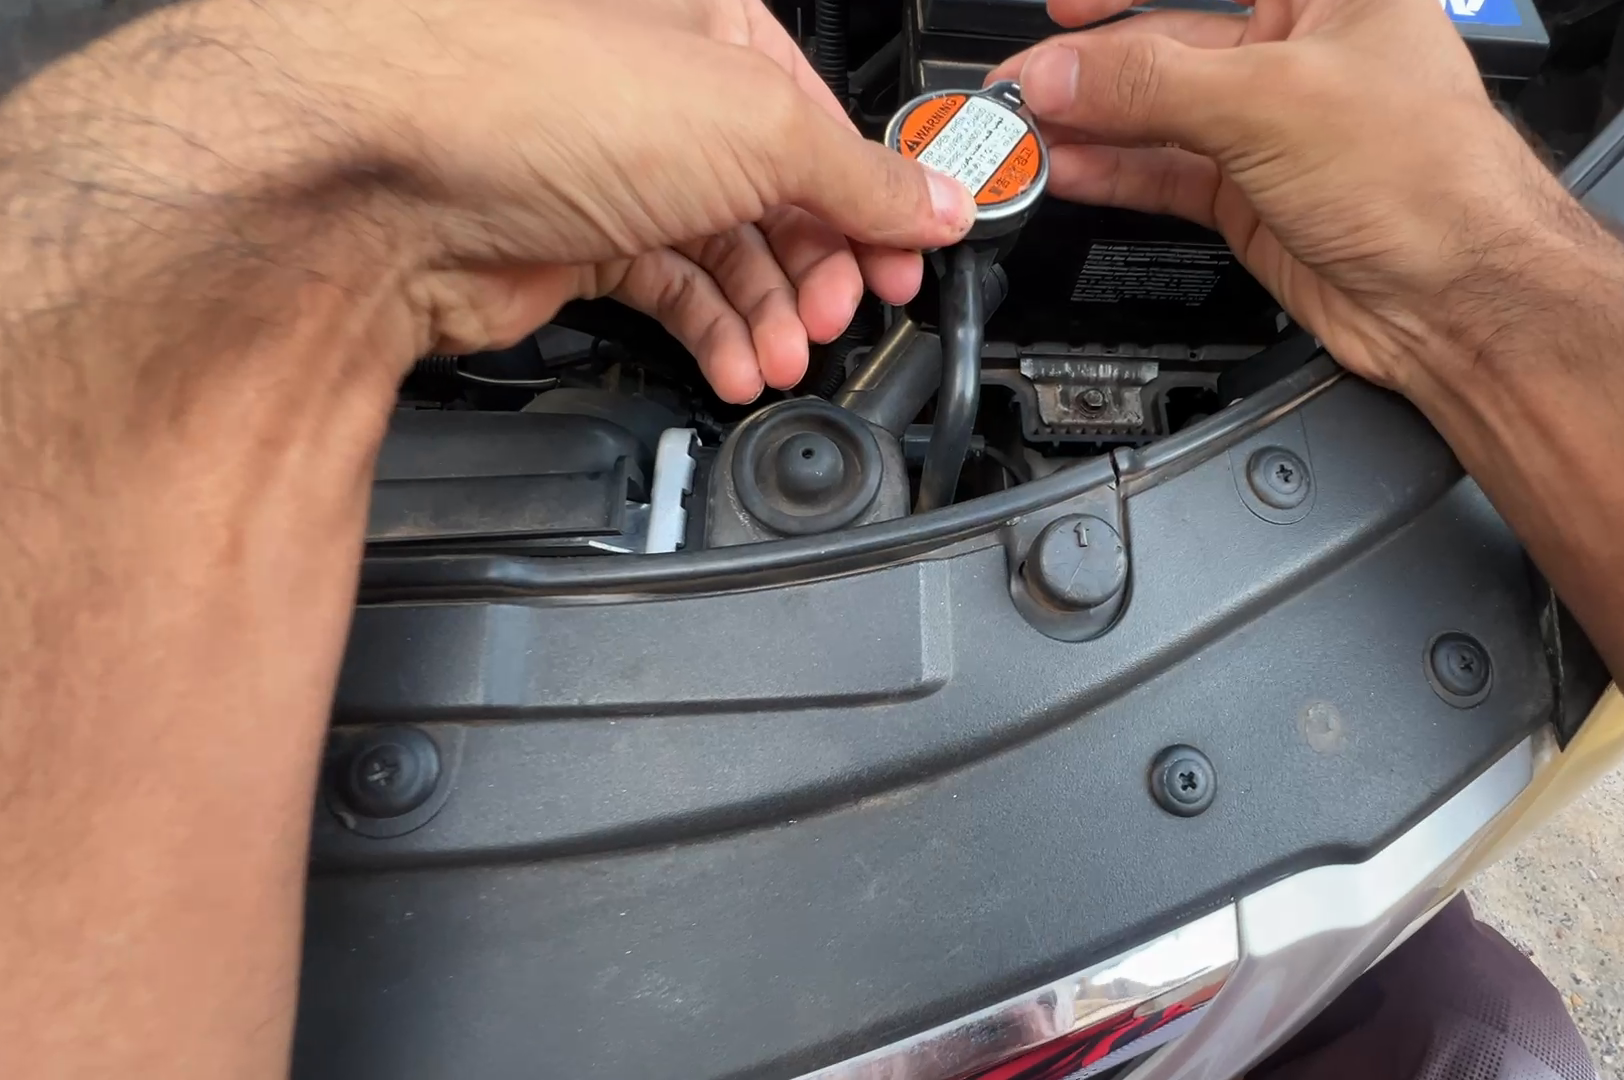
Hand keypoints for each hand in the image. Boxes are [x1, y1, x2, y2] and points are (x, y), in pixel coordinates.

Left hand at [372, 0, 978, 400]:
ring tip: (784, 360)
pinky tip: (738, 367)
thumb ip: (863, 178)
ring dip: (770, 320)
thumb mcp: (757, 126)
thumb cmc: (540, 98)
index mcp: (713, 30)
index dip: (875, 205)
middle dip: (820, 272)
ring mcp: (624, 172)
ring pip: (732, 259)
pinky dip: (716, 336)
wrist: (375, 178)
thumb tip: (942, 202)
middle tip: (840, 317)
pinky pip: (678, 294)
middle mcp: (667, 96)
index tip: (905, 264)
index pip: (827, 131)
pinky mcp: (587, 241)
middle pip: (784, 201)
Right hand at [989, 0, 1584, 392]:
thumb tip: (1062, 77)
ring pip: (1154, 117)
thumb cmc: (1420, 177)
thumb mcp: (1273, 104)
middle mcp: (1291, 51)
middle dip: (1087, 67)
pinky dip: (1114, 173)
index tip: (1062, 4)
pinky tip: (1068, 170)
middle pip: (1164, 45)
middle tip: (1019, 90)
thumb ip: (1155, 88)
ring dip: (1089, 127)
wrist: (1445, 294)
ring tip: (1026, 136)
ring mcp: (1261, 129)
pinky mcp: (1242, 194)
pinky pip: (1162, 173)